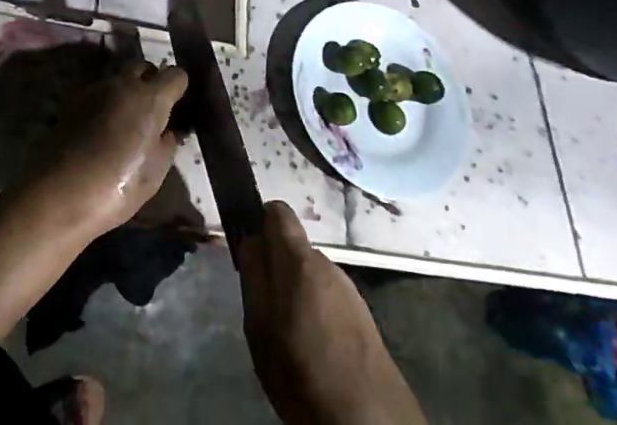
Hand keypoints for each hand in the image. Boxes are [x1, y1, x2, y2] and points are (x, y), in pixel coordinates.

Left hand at [16, 60, 187, 239]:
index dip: (179, 87)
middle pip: (142, 66)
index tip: (178, 105)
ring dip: (126, 89)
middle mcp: (123, 85)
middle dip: (151, 79)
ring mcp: (94, 91)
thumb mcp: (155, 173)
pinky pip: (97, 93)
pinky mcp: (72, 102)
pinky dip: (105, 103)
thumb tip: (167, 131)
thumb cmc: (117, 188)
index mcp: (150, 98)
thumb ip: (166, 145)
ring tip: (127, 119)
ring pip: (117, 77)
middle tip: (153, 108)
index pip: (175, 75)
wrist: (58, 194)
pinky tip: (103, 128)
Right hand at [237, 202, 426, 424]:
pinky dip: (315, 309)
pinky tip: (312, 347)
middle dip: (276, 266)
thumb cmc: (301, 372)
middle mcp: (327, 264)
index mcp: (299, 261)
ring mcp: (348, 288)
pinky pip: (328, 295)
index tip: (248, 250)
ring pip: (310, 274)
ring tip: (286, 334)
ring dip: (295, 291)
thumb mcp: (260, 328)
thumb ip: (254, 277)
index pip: (278, 211)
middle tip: (262, 306)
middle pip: (293, 247)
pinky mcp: (362, 313)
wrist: (368, 419)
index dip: (260, 222)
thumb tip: (250, 238)